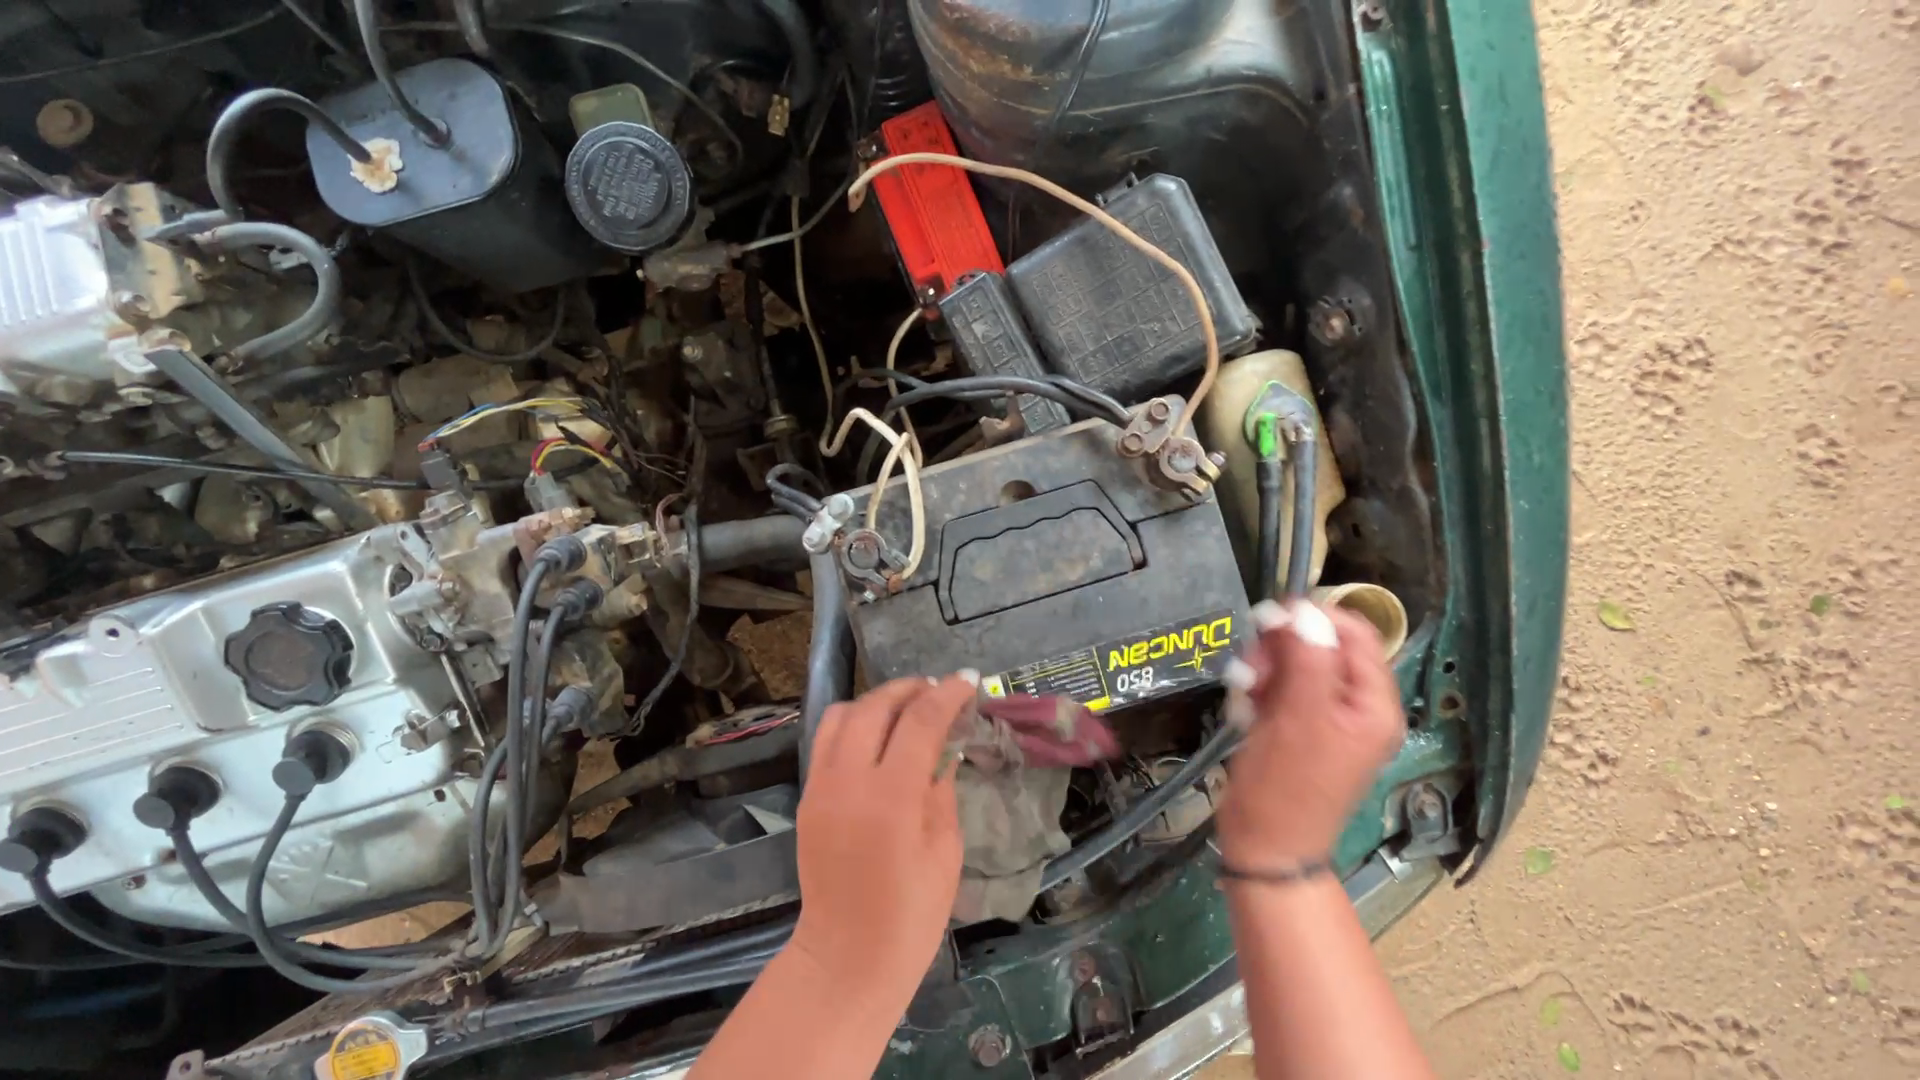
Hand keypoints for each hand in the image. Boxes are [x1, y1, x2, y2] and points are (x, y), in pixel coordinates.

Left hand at [787, 674, 973, 1004]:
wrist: (846, 959)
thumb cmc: (911, 916)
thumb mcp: (944, 850)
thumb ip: (942, 789)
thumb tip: (945, 748)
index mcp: (891, 798)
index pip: (920, 721)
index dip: (947, 694)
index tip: (969, 680)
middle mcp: (848, 781)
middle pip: (875, 707)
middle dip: (909, 689)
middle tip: (938, 689)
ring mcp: (820, 787)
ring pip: (841, 715)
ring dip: (876, 701)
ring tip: (905, 707)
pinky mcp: (807, 798)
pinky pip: (826, 741)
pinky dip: (852, 724)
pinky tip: (877, 736)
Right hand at [1215, 600, 1404, 868]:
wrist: (1264, 847)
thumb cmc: (1284, 787)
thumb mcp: (1298, 717)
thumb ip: (1308, 658)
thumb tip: (1306, 611)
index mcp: (1373, 705)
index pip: (1353, 634)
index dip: (1313, 619)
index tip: (1268, 621)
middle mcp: (1356, 708)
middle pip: (1320, 647)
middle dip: (1281, 649)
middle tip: (1251, 667)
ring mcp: (1326, 719)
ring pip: (1295, 666)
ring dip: (1265, 670)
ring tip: (1245, 691)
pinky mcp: (1298, 729)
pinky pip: (1281, 690)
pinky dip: (1260, 691)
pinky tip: (1246, 709)